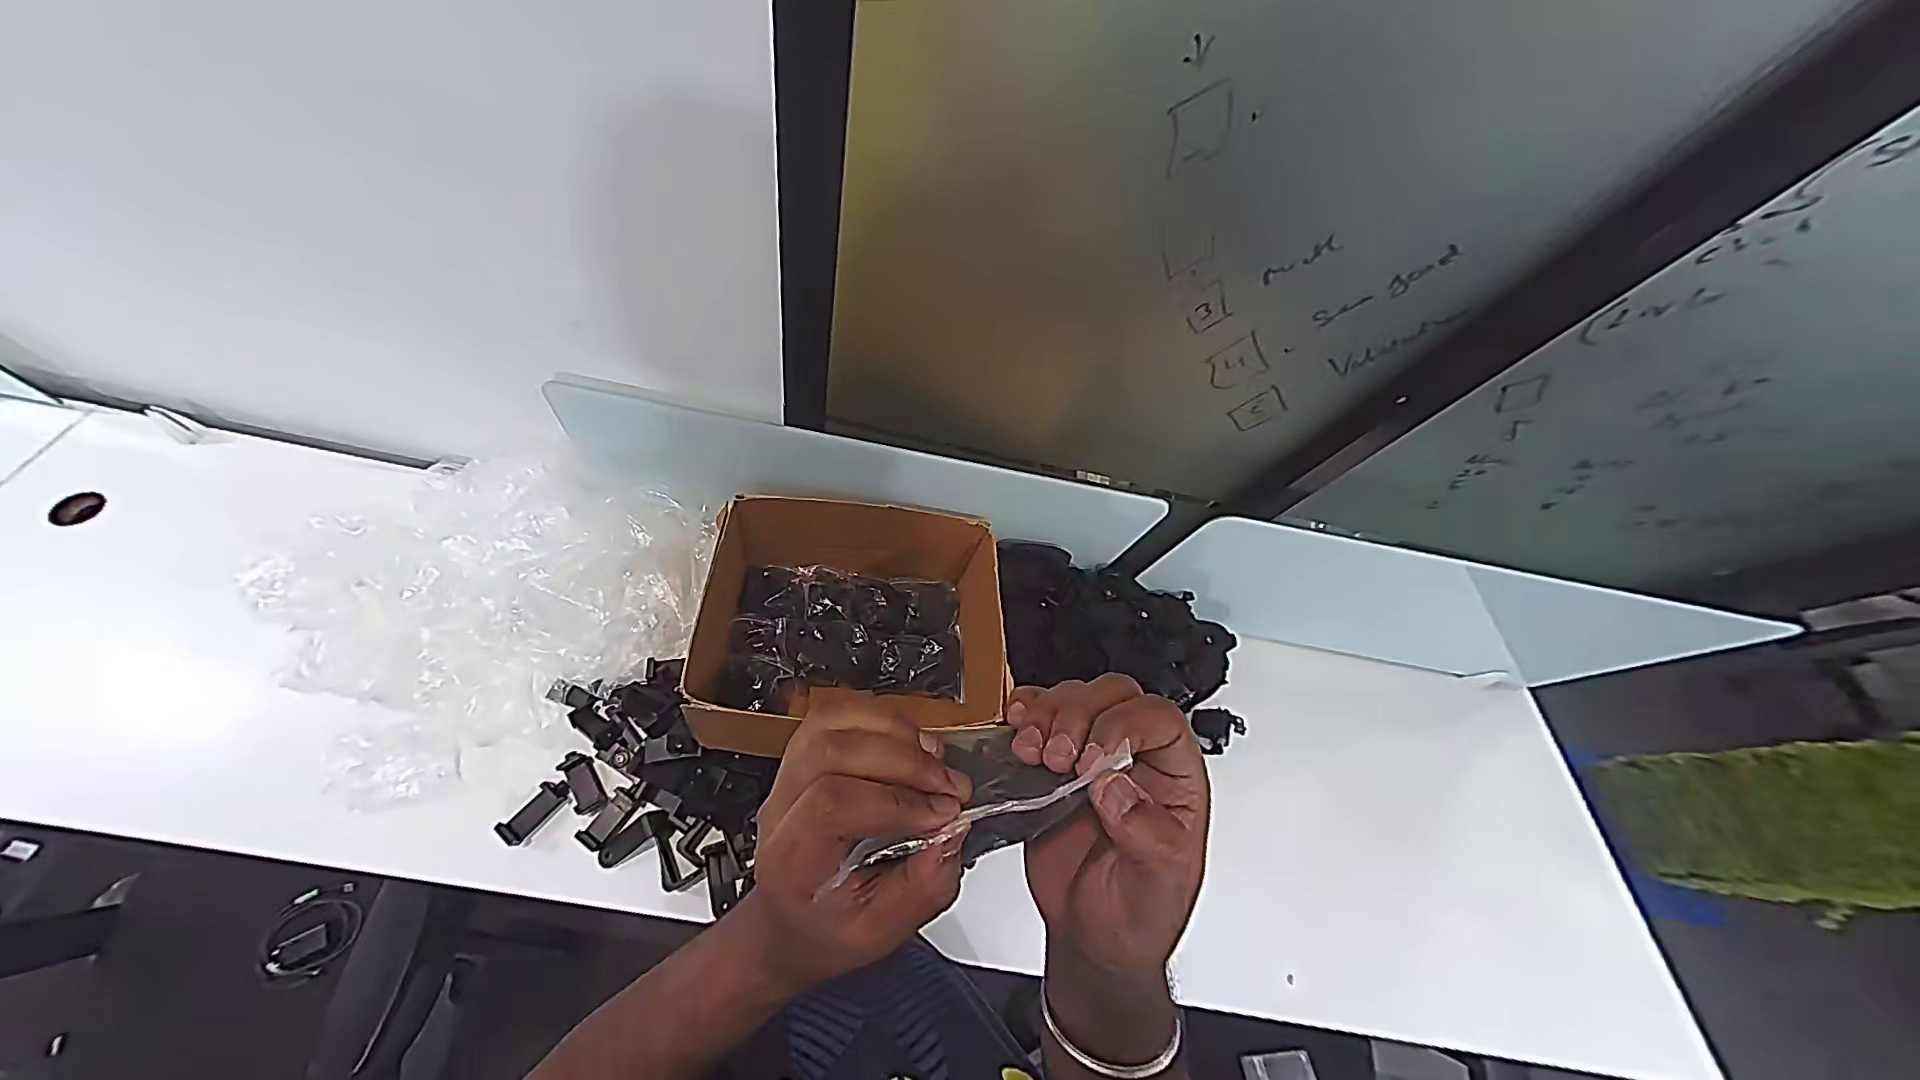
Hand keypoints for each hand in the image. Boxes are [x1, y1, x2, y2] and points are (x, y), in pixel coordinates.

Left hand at [734, 701, 973, 990]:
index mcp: (791, 858)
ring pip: (833, 720)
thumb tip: (951, 835)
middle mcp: (781, 806)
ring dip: (895, 731)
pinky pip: (837, 711)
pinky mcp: (805, 751)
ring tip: (933, 759)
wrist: (790, 918)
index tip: (942, 815)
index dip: (896, 801)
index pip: (832, 803)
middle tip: (948, 786)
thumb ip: (921, 889)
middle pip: (834, 751)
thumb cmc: (825, 927)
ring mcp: (789, 772)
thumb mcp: (878, 934)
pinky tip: (910, 741)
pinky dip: (881, 717)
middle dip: (905, 762)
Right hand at [1011, 674, 1208, 1068]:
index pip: (1158, 719)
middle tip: (1057, 757)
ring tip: (1031, 751)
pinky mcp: (1052, 758)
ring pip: (1075, 696)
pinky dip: (1024, 714)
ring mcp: (1091, 753)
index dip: (1123, 727)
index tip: (1092, 763)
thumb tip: (1117, 788)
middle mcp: (1135, 755)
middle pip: (1113, 695)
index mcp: (1174, 777)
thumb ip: (1147, 836)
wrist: (1090, 934)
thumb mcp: (1157, 885)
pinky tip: (1017, 732)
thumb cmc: (1136, 912)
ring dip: (1047, 714)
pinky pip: (1040, 714)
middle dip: (1077, 715)